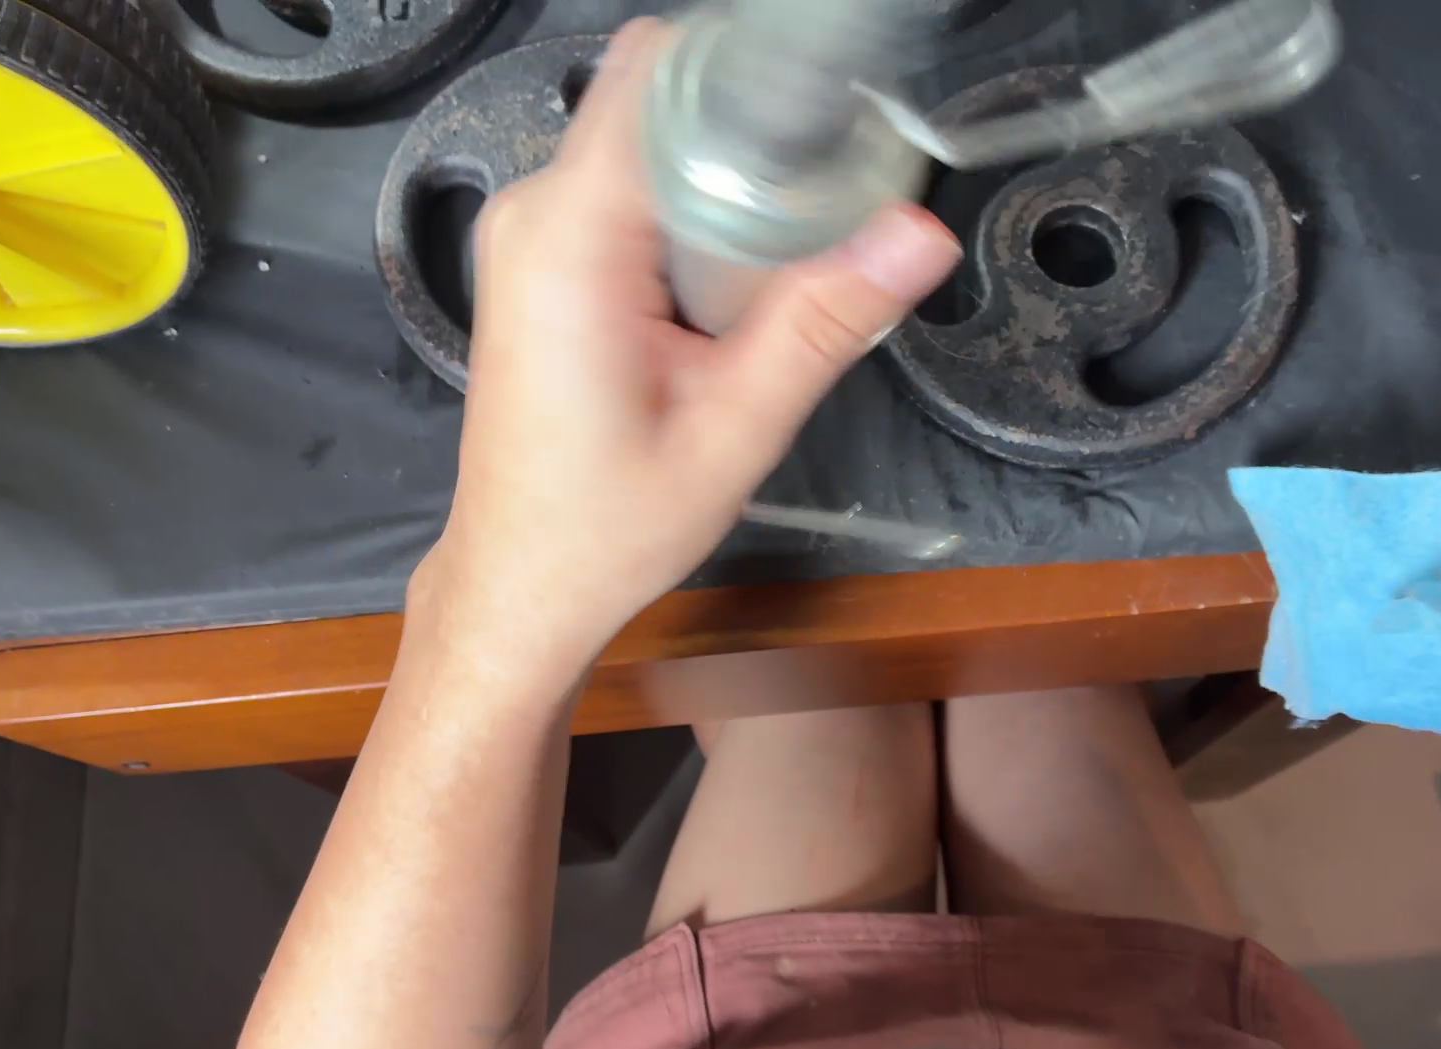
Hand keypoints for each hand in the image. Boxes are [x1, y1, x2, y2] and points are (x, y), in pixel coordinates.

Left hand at [409, 19, 960, 685]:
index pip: (668, 73)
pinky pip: (632, 206)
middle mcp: (537, 216)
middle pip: (669, 112)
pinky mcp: (545, 272)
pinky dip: (695, 232)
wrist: (523, 583)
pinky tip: (727, 306)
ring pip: (655, 160)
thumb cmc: (606, 529)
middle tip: (830, 230)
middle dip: (761, 151)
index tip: (836, 119)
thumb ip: (822, 326)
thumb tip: (918, 237)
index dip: (759, 76)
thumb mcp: (731, 432)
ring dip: (732, 202)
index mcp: (571, 238)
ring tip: (780, 284)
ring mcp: (533, 242)